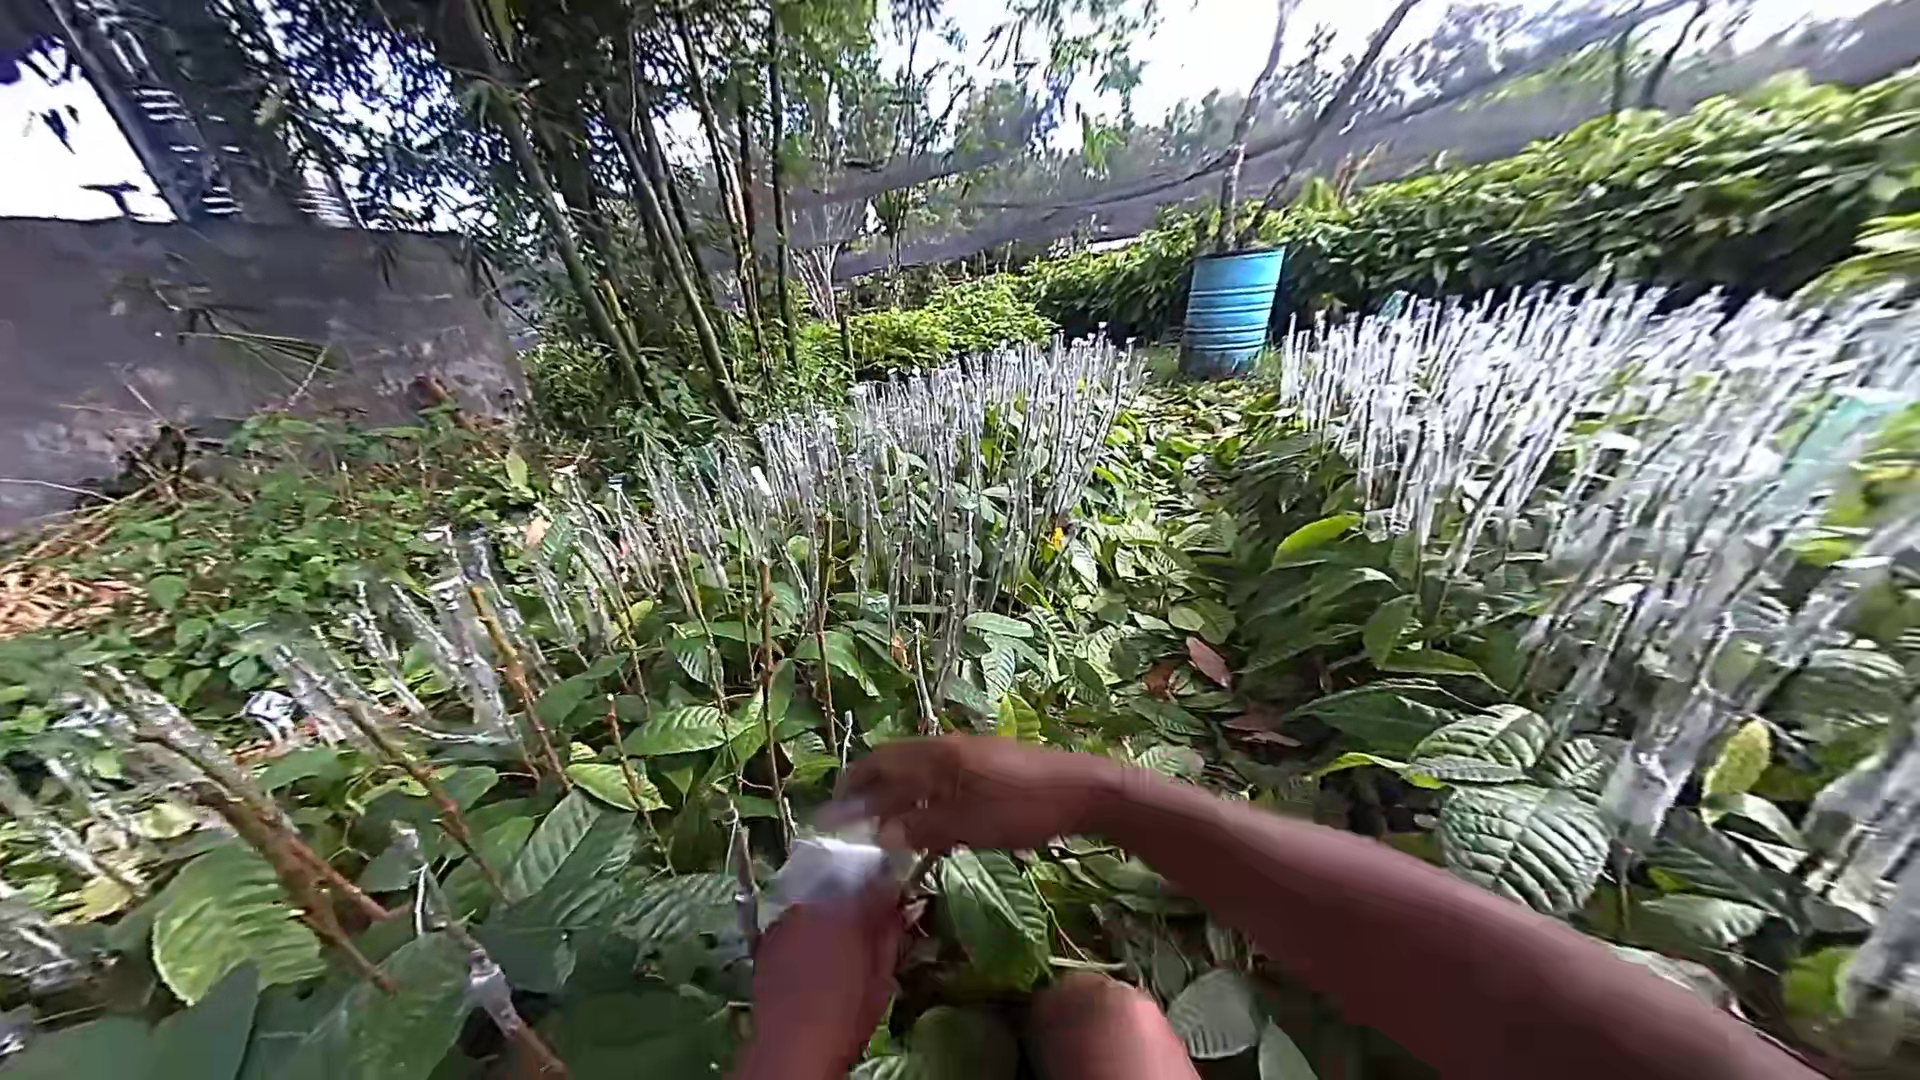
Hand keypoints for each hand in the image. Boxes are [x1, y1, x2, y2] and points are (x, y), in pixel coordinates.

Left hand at [735, 882, 906, 1079]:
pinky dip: (805, 930)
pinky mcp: (770, 935)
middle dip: (858, 904)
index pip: (880, 884)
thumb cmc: (845, 1020)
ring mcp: (791, 917)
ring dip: (830, 914)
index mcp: (853, 909)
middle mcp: (820, 903)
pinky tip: (808, 954)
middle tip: (865, 931)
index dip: (890, 894)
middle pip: (847, 890)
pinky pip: (795, 920)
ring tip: (835, 945)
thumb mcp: (881, 980)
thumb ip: (890, 937)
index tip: (895, 906)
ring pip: (820, 902)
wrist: (789, 1052)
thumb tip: (899, 912)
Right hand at [836, 736, 1124, 853]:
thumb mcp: (970, 824)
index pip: (882, 762)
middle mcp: (948, 750)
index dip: (854, 782)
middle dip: (873, 792)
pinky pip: (944, 783)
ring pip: (921, 776)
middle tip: (853, 822)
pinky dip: (928, 803)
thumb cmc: (1022, 806)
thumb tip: (881, 833)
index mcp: (938, 756)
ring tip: (886, 831)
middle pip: (898, 767)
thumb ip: (924, 827)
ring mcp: (970, 757)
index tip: (833, 805)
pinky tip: (932, 829)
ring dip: (900, 800)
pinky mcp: (987, 768)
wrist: (1081, 789)